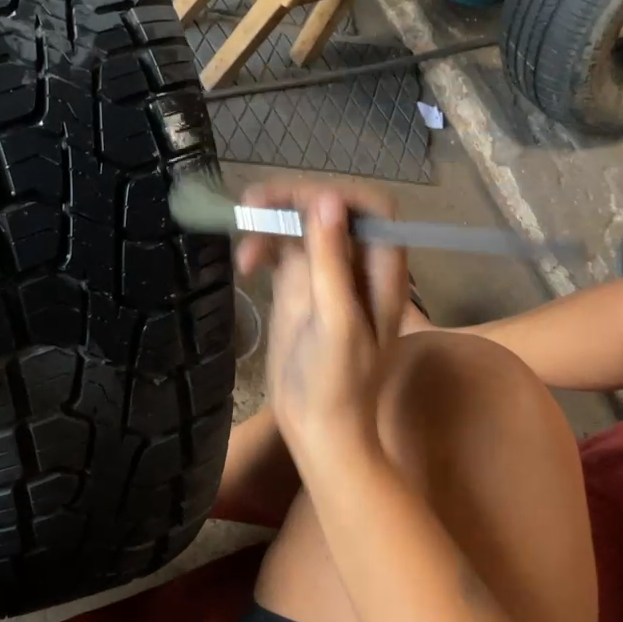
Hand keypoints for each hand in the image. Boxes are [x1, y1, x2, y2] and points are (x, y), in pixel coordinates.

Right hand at [239, 179, 408, 467]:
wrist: (318, 426)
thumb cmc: (338, 382)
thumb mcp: (336, 321)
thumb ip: (331, 261)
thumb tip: (325, 201)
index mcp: (381, 270)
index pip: (371, 209)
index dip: (337, 195)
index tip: (297, 201)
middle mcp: (355, 263)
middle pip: (328, 209)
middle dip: (291, 201)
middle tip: (250, 206)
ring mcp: (324, 273)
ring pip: (299, 225)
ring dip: (270, 222)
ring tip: (242, 239)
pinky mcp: (297, 285)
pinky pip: (280, 249)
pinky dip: (260, 246)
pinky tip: (245, 265)